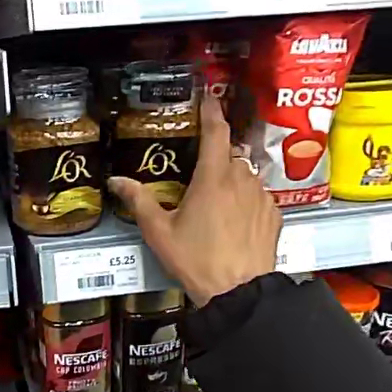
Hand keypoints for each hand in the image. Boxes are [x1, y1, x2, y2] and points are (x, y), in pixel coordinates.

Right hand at [110, 95, 280, 306]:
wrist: (239, 292)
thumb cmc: (197, 260)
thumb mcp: (159, 232)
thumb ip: (139, 200)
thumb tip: (117, 181)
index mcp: (213, 178)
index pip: (215, 132)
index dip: (210, 111)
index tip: (207, 98)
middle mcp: (242, 180)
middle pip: (230, 155)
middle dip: (215, 159)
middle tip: (198, 173)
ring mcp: (262, 197)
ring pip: (246, 175)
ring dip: (231, 181)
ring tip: (214, 205)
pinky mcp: (274, 215)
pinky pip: (259, 196)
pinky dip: (246, 201)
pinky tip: (233, 221)